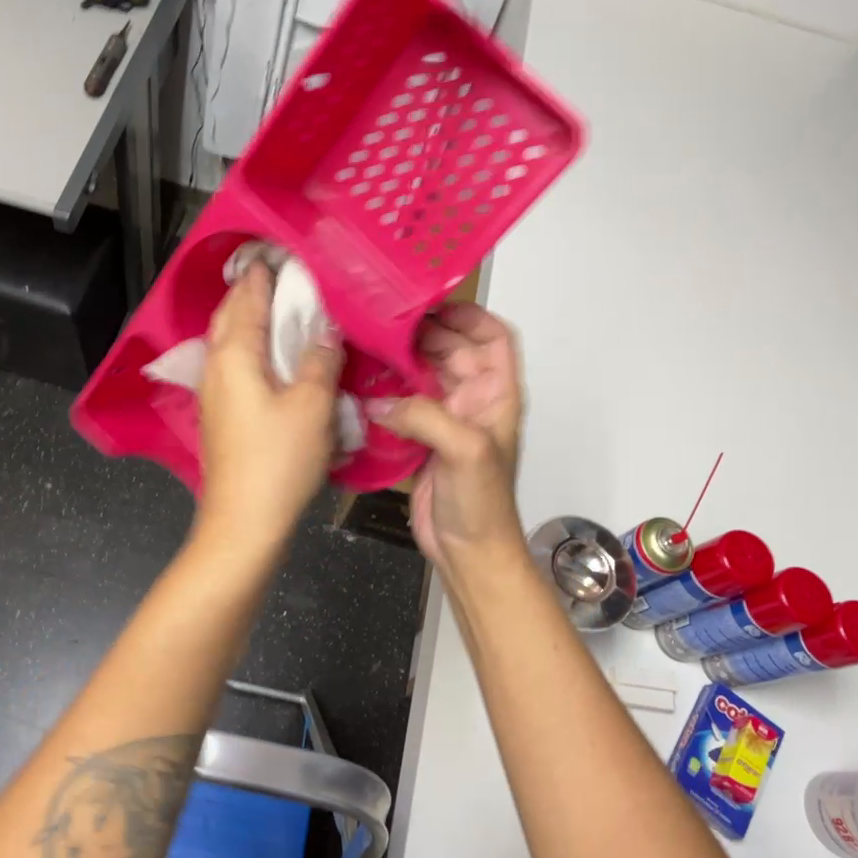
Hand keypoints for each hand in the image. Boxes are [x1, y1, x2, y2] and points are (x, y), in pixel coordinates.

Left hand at [195, 264, 343, 545]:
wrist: (243, 523)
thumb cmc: (278, 460)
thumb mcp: (312, 405)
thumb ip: (319, 359)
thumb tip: (326, 326)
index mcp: (235, 353)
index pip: (248, 296)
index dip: (266, 270)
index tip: (284, 248)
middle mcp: (216, 366)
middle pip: (231, 314)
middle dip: (253, 290)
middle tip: (285, 272)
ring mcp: (214, 392)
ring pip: (230, 341)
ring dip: (251, 318)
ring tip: (283, 308)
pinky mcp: (221, 415)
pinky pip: (236, 365)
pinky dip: (253, 348)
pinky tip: (275, 356)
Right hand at [369, 304, 526, 584]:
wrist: (468, 551)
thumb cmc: (481, 502)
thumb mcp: (464, 451)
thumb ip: (425, 417)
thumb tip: (377, 402)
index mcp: (497, 394)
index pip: (494, 338)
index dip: (470, 316)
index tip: (431, 306)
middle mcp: (473, 400)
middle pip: (451, 350)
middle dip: (421, 333)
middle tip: (381, 321)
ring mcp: (447, 419)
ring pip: (424, 374)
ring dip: (400, 360)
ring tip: (365, 345)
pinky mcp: (421, 439)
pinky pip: (403, 404)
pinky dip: (385, 392)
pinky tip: (360, 384)